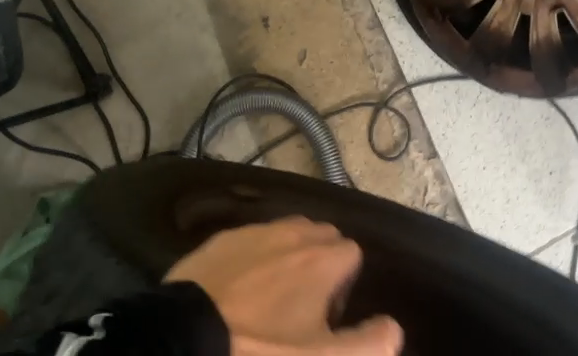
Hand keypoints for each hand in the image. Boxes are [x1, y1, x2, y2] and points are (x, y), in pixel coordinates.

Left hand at [164, 218, 402, 355]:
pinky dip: (248, 261)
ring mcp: (251, 233)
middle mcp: (293, 233)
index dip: (344, 285)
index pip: (353, 253)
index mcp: (322, 258)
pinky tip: (232, 293)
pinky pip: (246, 243)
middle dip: (318, 263)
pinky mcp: (216, 242)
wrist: (184, 345)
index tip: (326, 318)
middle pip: (320, 237)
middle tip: (300, 310)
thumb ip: (370, 343)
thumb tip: (392, 327)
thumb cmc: (261, 351)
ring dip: (285, 258)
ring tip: (266, 301)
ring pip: (283, 235)